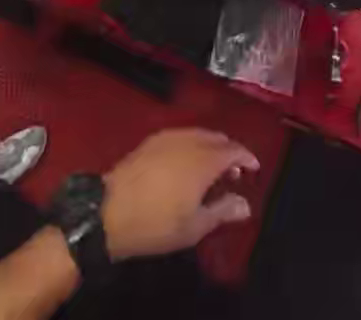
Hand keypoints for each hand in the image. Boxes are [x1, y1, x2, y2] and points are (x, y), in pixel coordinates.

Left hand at [101, 128, 259, 260]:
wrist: (107, 213)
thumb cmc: (156, 223)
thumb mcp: (194, 226)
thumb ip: (223, 211)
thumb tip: (246, 205)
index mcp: (207, 159)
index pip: (236, 150)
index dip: (247, 157)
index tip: (253, 168)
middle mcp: (192, 140)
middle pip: (219, 139)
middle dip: (229, 152)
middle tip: (231, 173)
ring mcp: (170, 136)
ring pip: (199, 134)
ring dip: (210, 147)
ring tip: (208, 168)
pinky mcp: (152, 140)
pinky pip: (181, 136)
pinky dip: (190, 145)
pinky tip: (183, 162)